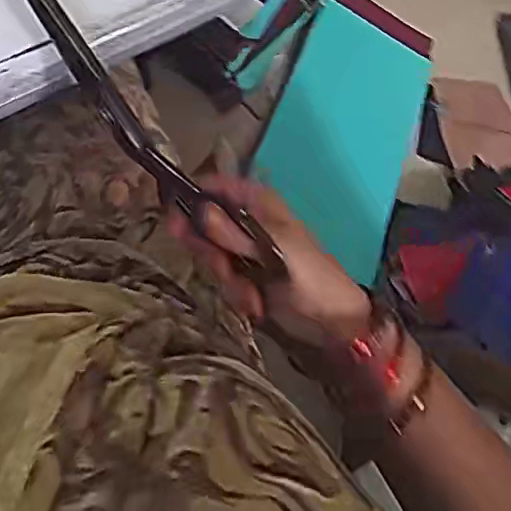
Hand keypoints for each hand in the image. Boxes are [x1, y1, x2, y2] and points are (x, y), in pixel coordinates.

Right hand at [169, 175, 371, 346]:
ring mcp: (243, 249)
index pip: (213, 186)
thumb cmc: (310, 275)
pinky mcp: (244, 276)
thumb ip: (230, 232)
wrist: (335, 324)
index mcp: (256, 202)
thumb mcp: (270, 250)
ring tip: (252, 294)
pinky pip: (222, 279)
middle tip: (223, 266)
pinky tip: (257, 305)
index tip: (175, 216)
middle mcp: (246, 220)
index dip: (192, 197)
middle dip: (212, 252)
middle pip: (204, 223)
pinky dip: (237, 295)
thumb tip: (195, 209)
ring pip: (210, 255)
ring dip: (228, 279)